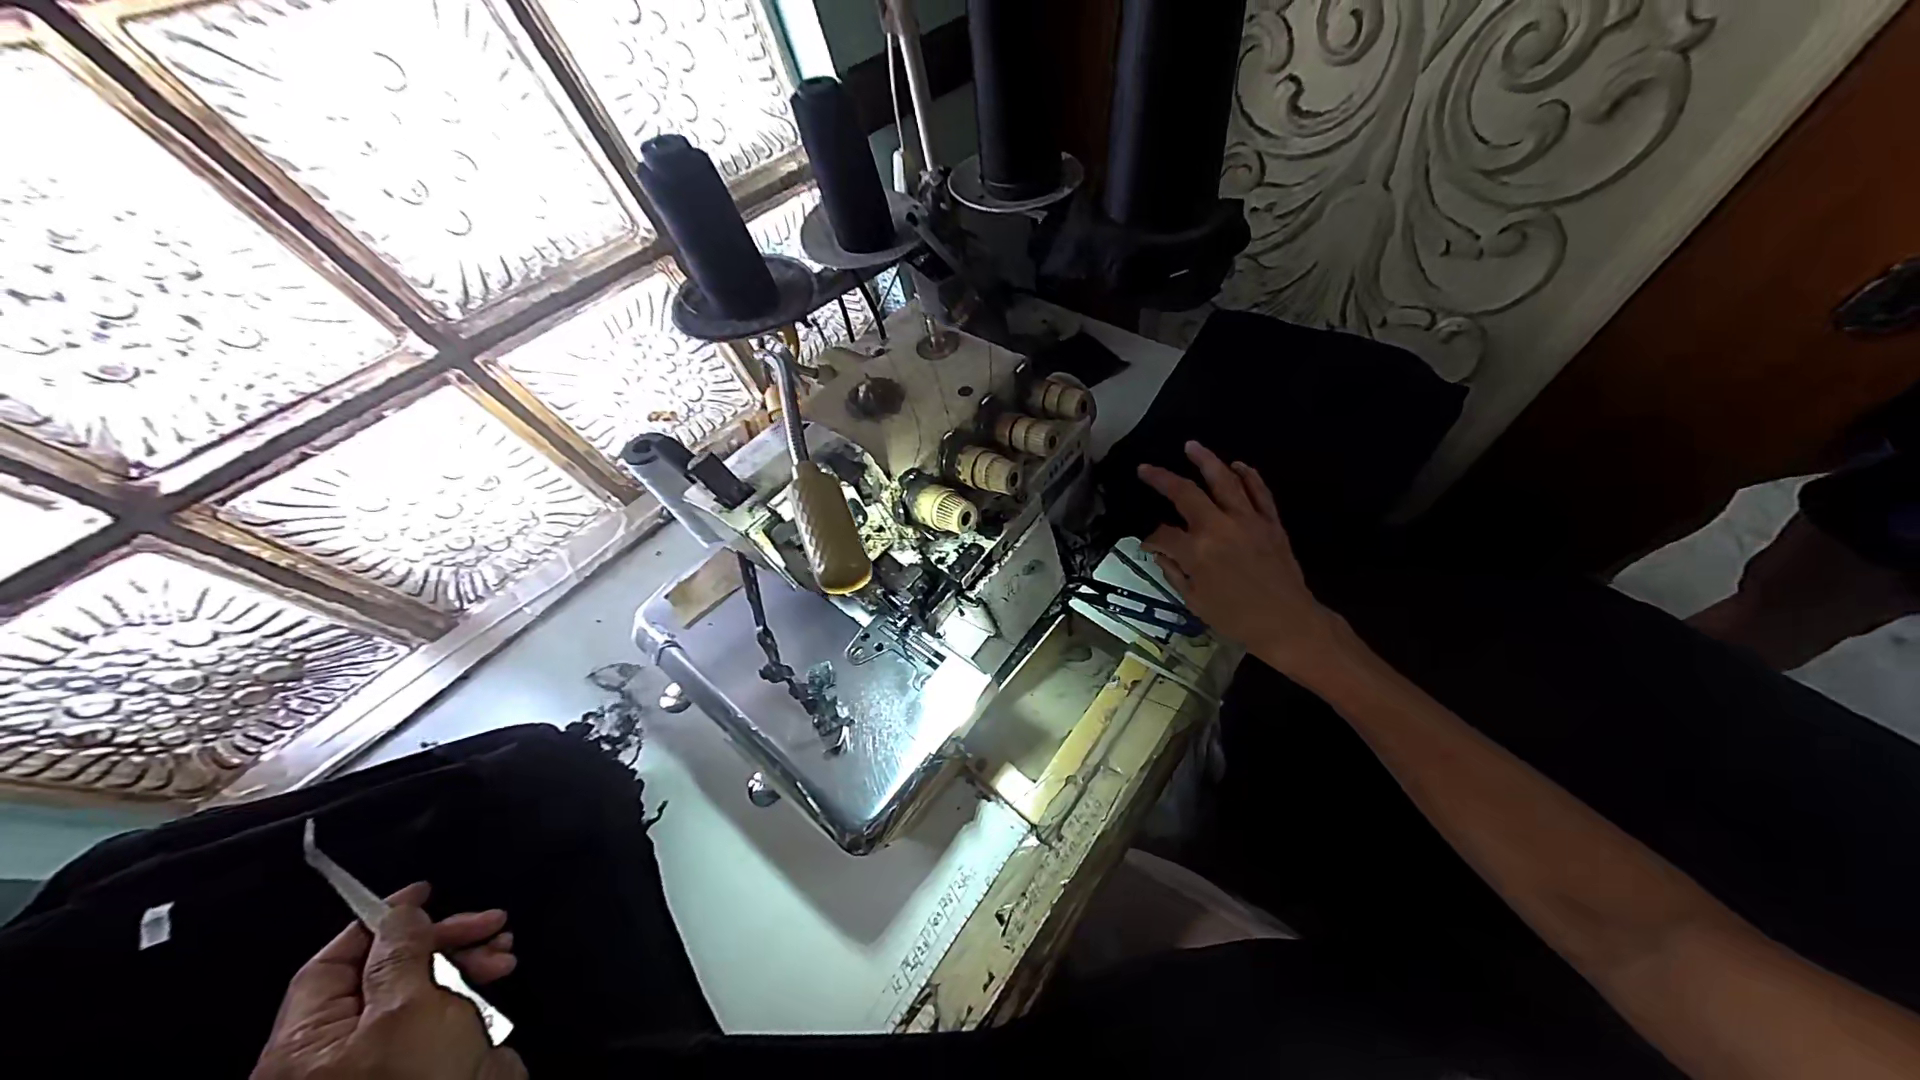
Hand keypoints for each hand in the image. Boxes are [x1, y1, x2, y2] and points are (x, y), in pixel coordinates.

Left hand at [252, 882, 524, 1079]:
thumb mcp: (406, 1009)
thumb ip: (399, 953)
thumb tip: (398, 913)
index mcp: (305, 1046)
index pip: (332, 964)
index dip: (377, 922)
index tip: (421, 893)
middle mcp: (338, 1049)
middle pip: (386, 967)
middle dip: (441, 937)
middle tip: (485, 921)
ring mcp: (384, 1053)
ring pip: (422, 979)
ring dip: (466, 952)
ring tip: (502, 947)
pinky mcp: (426, 1054)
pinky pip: (444, 1000)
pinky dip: (473, 977)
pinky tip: (500, 967)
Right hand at [1139, 441, 1351, 680]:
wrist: (1288, 623)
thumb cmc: (1236, 618)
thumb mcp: (1194, 601)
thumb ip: (1174, 571)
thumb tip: (1160, 551)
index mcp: (1196, 551)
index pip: (1163, 533)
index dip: (1151, 537)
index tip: (1147, 543)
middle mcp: (1219, 527)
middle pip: (1186, 493)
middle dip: (1162, 479)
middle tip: (1146, 468)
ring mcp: (1248, 521)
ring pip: (1225, 480)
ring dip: (1206, 460)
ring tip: (1191, 446)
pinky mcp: (1271, 522)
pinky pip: (1259, 492)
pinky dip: (1248, 475)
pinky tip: (1237, 465)